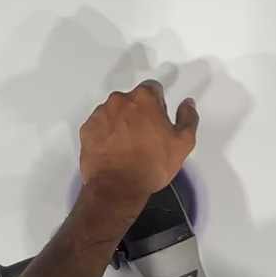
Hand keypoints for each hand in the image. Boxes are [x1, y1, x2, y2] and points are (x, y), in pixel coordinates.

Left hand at [78, 80, 198, 201]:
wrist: (117, 187)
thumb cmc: (150, 165)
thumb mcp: (183, 143)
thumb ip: (188, 118)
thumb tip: (187, 105)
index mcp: (144, 98)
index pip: (154, 89)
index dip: (159, 105)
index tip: (159, 122)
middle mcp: (119, 100)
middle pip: (132, 101)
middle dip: (138, 114)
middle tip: (144, 138)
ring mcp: (100, 114)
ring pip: (114, 113)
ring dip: (121, 124)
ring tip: (127, 148)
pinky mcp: (87, 130)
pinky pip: (98, 127)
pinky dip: (105, 136)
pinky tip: (113, 152)